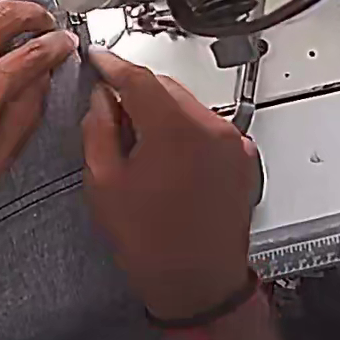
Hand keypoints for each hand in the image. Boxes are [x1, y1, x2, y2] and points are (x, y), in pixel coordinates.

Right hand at [81, 49, 256, 320]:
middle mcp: (211, 129)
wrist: (197, 282)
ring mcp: (231, 143)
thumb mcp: (103, 183)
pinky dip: (183, 130)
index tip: (98, 58)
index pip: (137, 77)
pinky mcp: (242, 158)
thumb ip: (97, 129)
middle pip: (164, 87)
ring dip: (159, 112)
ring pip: (186, 105)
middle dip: (135, 92)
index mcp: (174, 130)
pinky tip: (165, 159)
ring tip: (139, 148)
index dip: (111, 64)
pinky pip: (206, 127)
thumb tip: (101, 100)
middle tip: (109, 112)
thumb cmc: (152, 243)